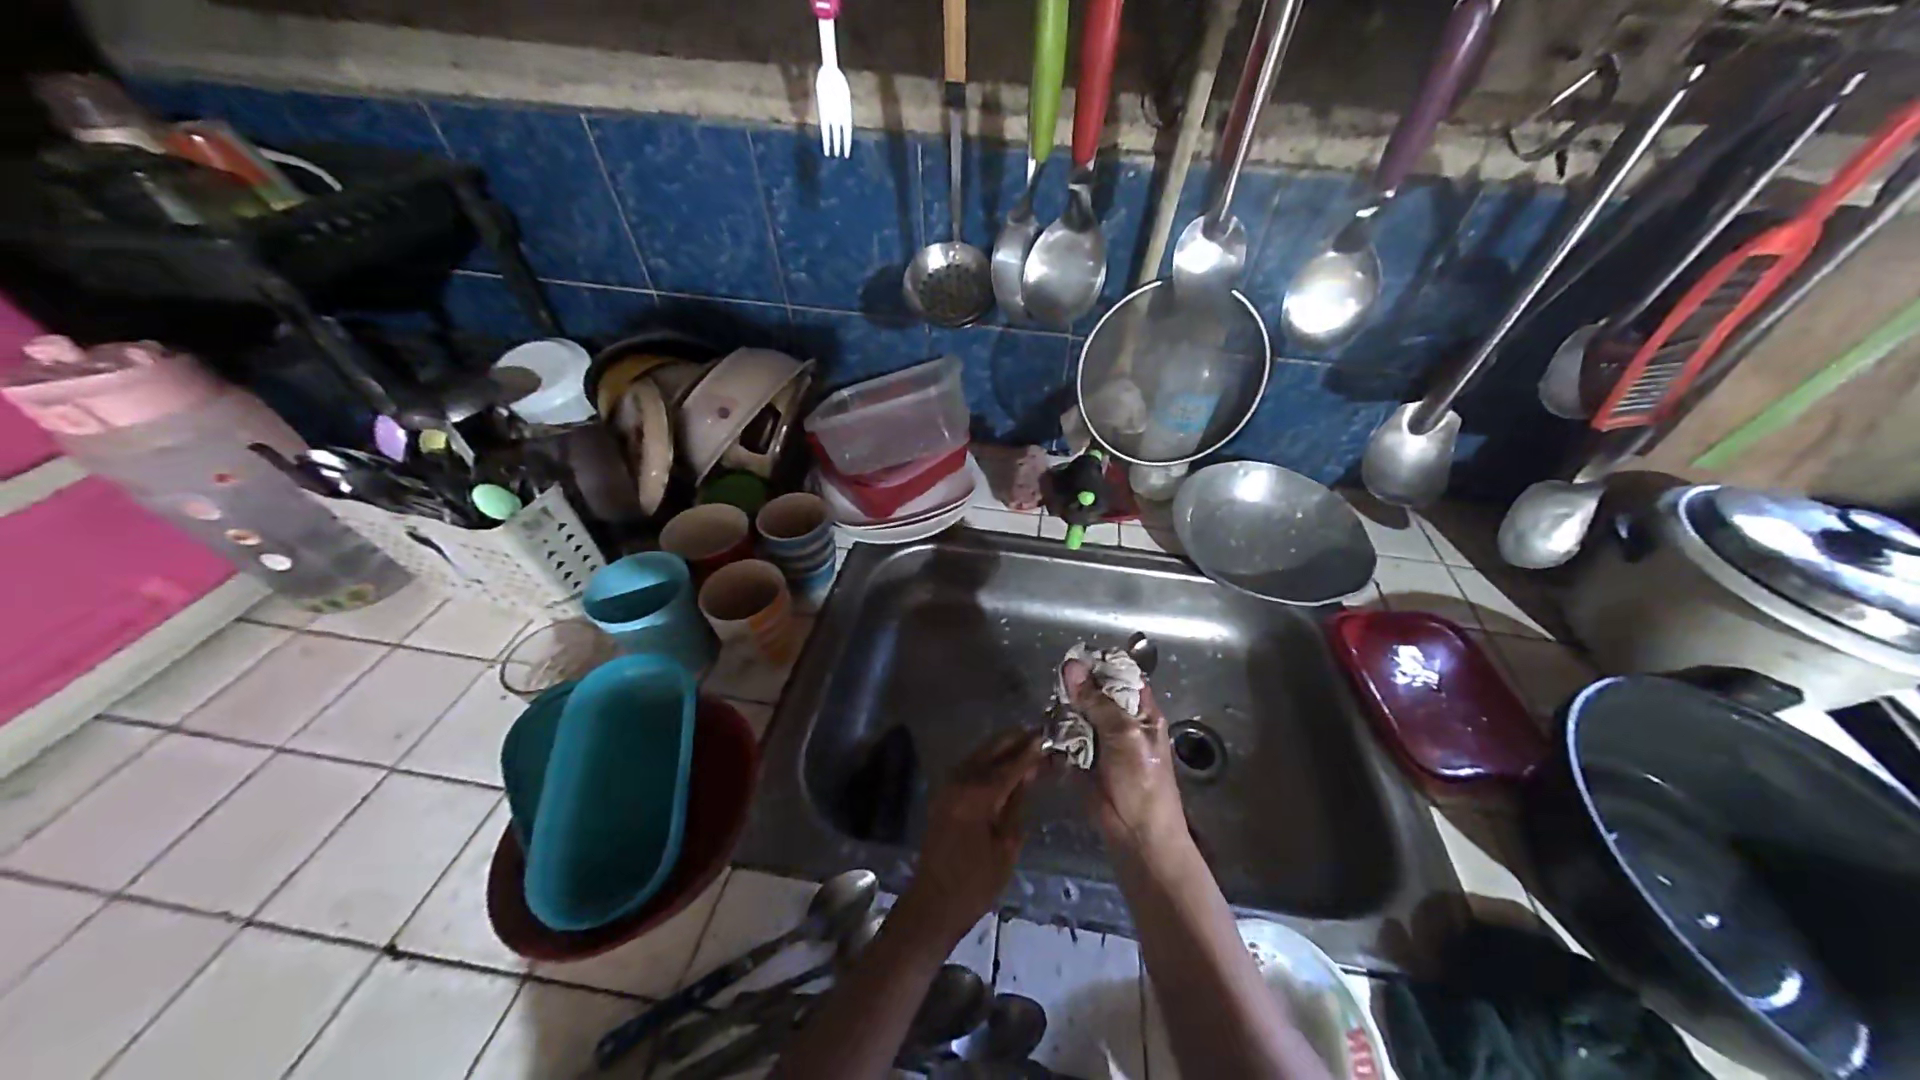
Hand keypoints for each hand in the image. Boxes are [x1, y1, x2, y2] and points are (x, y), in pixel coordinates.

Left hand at [897, 730, 1042, 943]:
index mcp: (977, 796)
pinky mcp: (943, 794)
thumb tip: (1029, 773)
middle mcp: (959, 783)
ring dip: (1000, 747)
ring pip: (978, 755)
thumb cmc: (976, 882)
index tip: (1049, 736)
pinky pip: (968, 766)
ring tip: (1025, 742)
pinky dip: (987, 759)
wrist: (933, 902)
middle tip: (1039, 733)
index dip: (1030, 751)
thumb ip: (1017, 804)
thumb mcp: (1006, 846)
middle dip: (1014, 740)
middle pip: (990, 751)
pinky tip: (1002, 761)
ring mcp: (948, 786)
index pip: (1010, 765)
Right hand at [1063, 659, 1185, 854]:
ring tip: (1053, 711)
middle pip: (1092, 691)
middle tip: (1059, 688)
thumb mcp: (1124, 734)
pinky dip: (1055, 732)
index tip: (1074, 658)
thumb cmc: (1142, 781)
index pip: (1119, 674)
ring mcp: (1098, 738)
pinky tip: (1049, 731)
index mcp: (1140, 709)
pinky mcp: (1080, 756)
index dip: (1098, 664)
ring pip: (1075, 711)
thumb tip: (1071, 667)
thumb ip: (1097, 700)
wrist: (1136, 832)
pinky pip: (1064, 735)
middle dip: (1074, 688)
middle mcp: (1119, 719)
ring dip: (1063, 710)